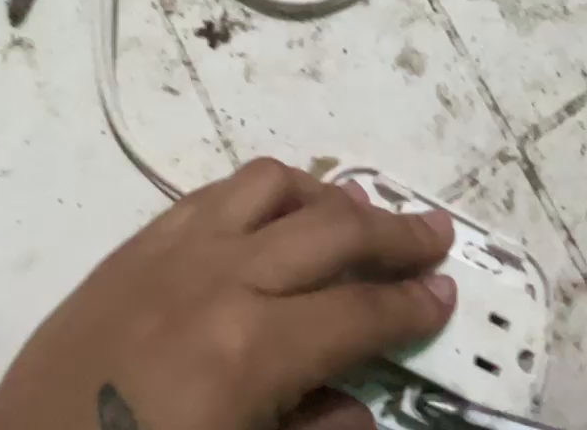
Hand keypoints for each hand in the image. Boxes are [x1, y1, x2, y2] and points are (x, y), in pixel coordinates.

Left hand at [0, 158, 456, 429]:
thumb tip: (360, 402)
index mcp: (252, 347)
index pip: (358, 311)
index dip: (412, 304)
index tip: (446, 293)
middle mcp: (222, 275)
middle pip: (329, 230)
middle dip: (393, 232)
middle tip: (434, 232)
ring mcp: (176, 246)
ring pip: (270, 185)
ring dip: (323, 193)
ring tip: (353, 211)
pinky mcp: (140, 239)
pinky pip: (214, 191)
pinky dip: (259, 193)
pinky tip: (272, 212)